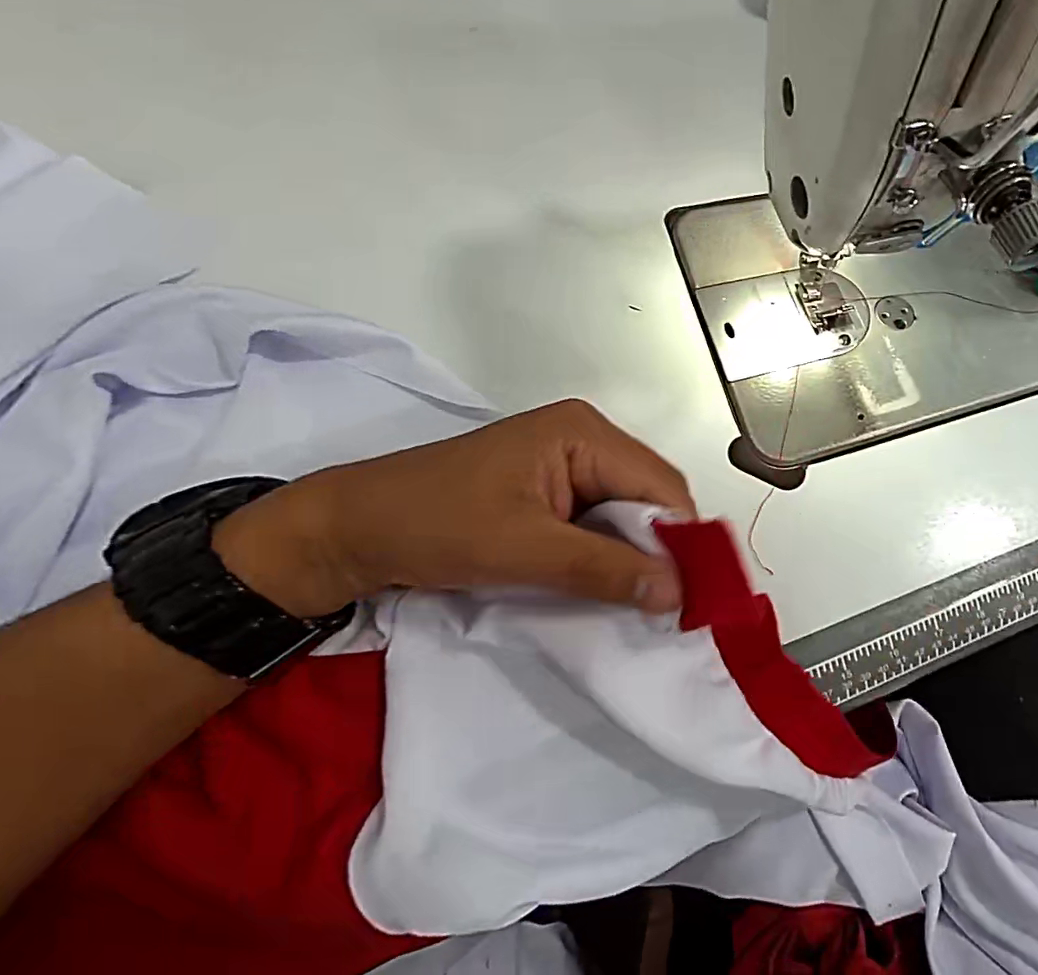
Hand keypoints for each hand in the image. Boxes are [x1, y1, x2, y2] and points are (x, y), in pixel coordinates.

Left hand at [213, 400, 695, 617]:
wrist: (344, 532)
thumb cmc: (430, 525)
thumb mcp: (523, 550)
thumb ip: (605, 569)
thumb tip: (678, 593)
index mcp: (584, 432)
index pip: (660, 485)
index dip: (683, 538)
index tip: (693, 594)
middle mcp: (587, 438)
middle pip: (649, 495)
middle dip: (661, 548)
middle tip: (671, 604)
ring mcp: (569, 462)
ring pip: (628, 511)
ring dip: (637, 554)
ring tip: (646, 599)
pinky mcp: (553, 488)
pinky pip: (602, 520)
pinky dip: (610, 553)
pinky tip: (612, 583)